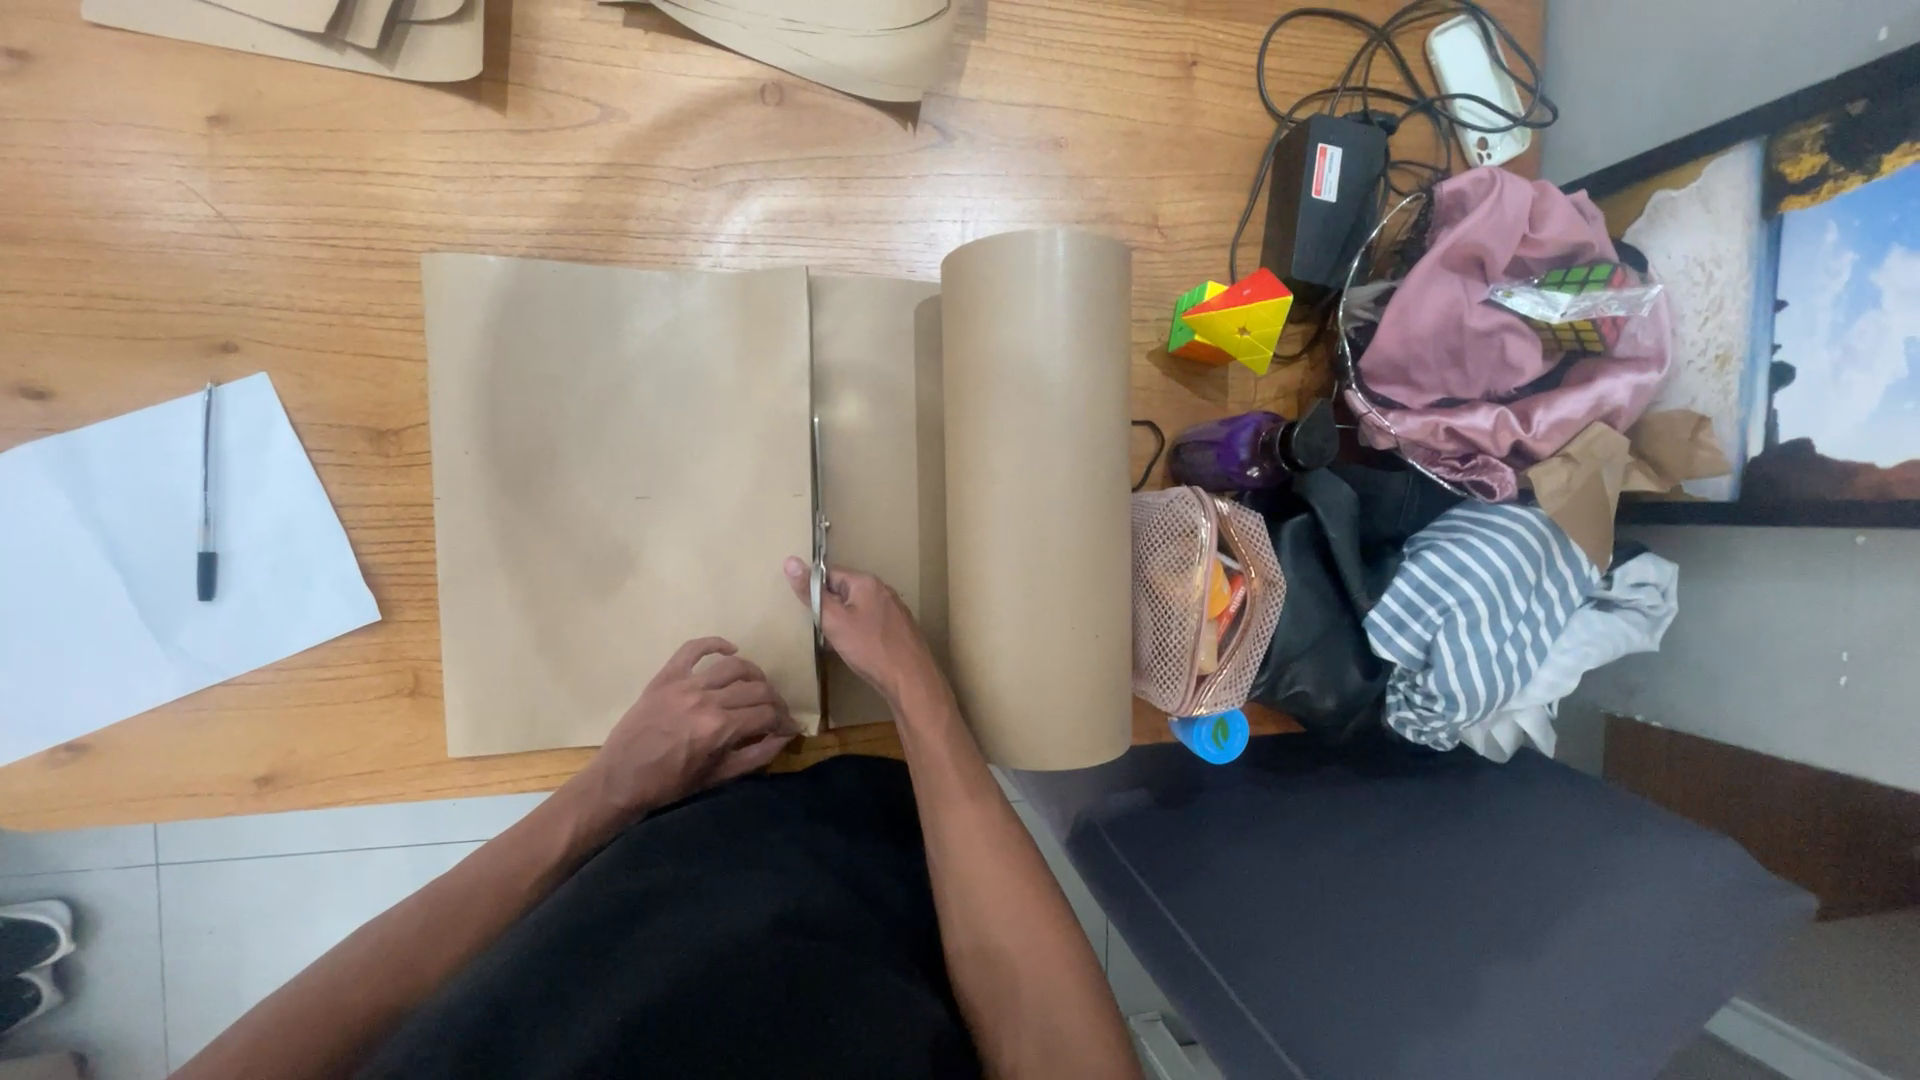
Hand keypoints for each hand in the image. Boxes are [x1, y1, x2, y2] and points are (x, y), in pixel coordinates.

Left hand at [573, 637, 797, 819]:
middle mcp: (707, 700)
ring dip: (754, 674)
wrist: (619, 780)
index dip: (785, 721)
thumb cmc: (670, 784)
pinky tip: (730, 649)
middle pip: (757, 689)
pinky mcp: (666, 677)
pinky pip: (693, 649)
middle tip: (776, 713)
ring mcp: (685, 685)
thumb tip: (785, 738)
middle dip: (775, 701)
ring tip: (759, 686)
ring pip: (734, 666)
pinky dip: (715, 644)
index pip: (768, 714)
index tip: (790, 728)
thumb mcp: (718, 777)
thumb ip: (757, 756)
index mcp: (721, 728)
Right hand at [783, 556, 939, 706]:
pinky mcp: (900, 627)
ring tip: (836, 641)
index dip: (814, 590)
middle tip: (820, 629)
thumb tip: (789, 560)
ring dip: (844, 621)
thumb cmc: (869, 648)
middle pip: (845, 590)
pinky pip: (872, 622)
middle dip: (830, 607)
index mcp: (866, 582)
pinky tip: (858, 649)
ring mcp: (894, 609)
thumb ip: (812, 593)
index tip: (807, 611)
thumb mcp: (833, 620)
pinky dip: (860, 631)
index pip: (830, 573)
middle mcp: (883, 589)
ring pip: (859, 608)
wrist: (910, 678)